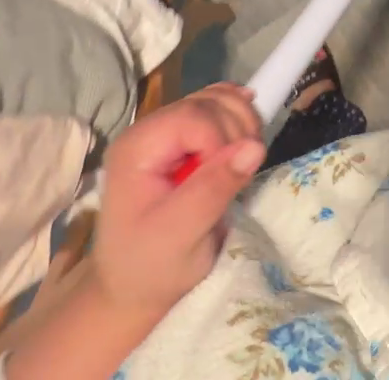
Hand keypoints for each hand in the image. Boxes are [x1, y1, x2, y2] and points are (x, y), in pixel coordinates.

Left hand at [92, 83, 265, 320]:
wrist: (134, 287)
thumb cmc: (150, 266)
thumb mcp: (182, 235)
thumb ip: (214, 188)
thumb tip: (254, 147)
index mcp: (137, 148)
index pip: (193, 116)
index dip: (223, 139)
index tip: (233, 178)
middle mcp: (148, 130)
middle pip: (208, 103)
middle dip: (238, 130)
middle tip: (244, 173)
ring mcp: (165, 132)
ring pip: (217, 101)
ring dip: (243, 124)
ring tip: (243, 163)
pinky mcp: (183, 138)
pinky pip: (218, 109)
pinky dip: (238, 119)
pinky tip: (245, 140)